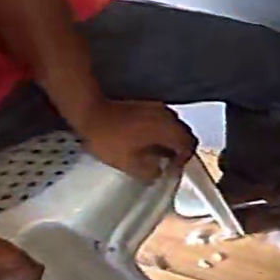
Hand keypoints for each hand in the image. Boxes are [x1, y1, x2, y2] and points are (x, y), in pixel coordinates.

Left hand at [74, 98, 195, 181]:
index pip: (189, 148)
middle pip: (185, 136)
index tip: (170, 168)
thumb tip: (159, 174)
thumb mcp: (127, 163)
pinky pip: (163, 120)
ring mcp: (162, 110)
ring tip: (154, 147)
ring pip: (175, 127)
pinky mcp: (149, 105)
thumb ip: (149, 172)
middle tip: (164, 159)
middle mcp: (173, 119)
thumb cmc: (109, 138)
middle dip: (178, 149)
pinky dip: (160, 129)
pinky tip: (144, 134)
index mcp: (172, 133)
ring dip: (169, 138)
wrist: (89, 111)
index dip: (183, 161)